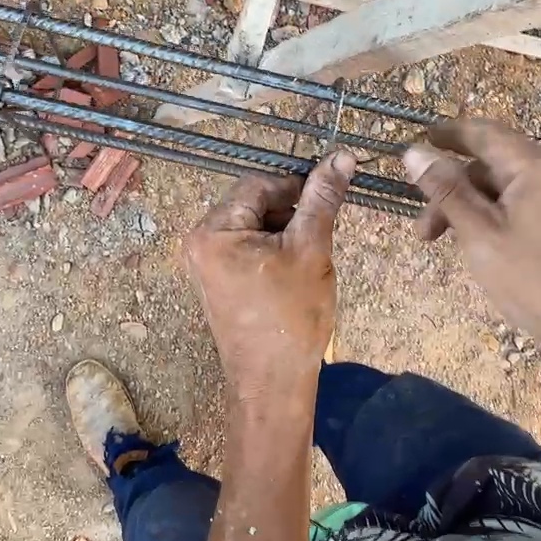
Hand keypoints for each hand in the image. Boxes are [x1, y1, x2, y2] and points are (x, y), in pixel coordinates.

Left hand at [184, 151, 355, 404]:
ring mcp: (204, 263)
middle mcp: (199, 241)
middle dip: (288, 212)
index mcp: (213, 229)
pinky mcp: (216, 281)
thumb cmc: (292, 315)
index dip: (295, 187)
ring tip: (306, 257)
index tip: (325, 202)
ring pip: (252, 225)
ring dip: (282, 230)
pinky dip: (271, 249)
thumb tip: (341, 156)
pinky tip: (292, 271)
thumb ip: (323, 198)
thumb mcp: (311, 248)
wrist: (274, 384)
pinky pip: (245, 247)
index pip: (258, 183)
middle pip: (252, 202)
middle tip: (317, 235)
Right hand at [403, 121, 540, 361]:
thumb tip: (414, 153)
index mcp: (538, 165)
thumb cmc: (538, 283)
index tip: (418, 141)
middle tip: (425, 230)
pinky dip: (499, 214)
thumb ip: (447, 190)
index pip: (484, 132)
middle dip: (455, 189)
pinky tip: (485, 244)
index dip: (447, 134)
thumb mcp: (481, 235)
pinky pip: (529, 201)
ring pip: (509, 186)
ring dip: (474, 206)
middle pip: (494, 163)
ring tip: (450, 244)